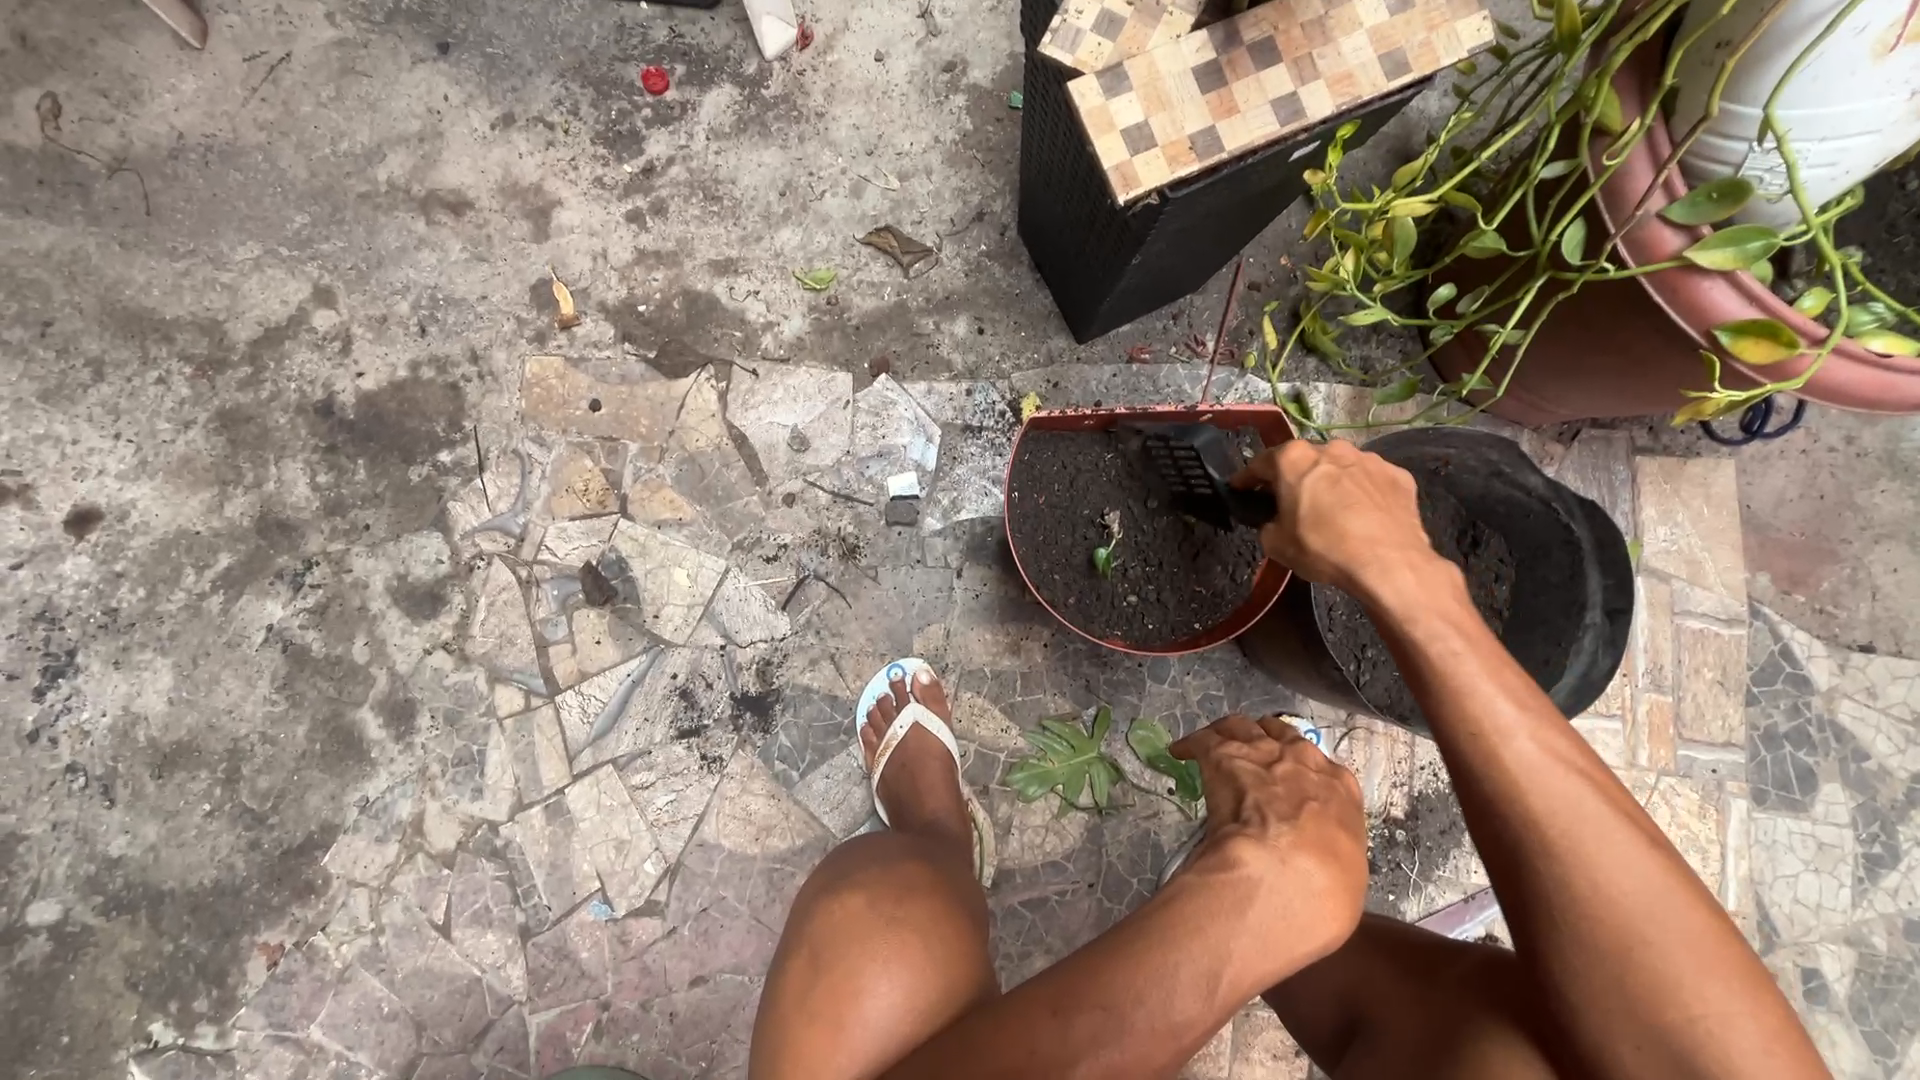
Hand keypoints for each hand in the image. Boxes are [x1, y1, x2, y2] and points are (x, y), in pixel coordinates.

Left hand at [1171, 714, 1367, 961]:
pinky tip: (1179, 752)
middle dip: (1265, 741)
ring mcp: (1261, 752)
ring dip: (1229, 734)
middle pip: (1280, 734)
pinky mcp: (1221, 755)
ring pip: (1242, 727)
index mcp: (1340, 789)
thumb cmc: (1326, 887)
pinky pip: (1202, 739)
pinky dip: (1191, 744)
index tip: (1288, 779)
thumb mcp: (1348, 873)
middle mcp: (1302, 759)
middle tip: (1249, 753)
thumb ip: (1333, 854)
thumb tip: (1316, 863)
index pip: (1321, 766)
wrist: (1286, 871)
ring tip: (1215, 743)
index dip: (1301, 770)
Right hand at [1233, 439, 1437, 598]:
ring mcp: (1368, 459)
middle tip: (1289, 504)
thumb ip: (1268, 525)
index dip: (1246, 479)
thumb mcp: (1275, 544)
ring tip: (1331, 512)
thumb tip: (1275, 523)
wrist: (1388, 563)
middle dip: (1293, 479)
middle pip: (1303, 461)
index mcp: (1293, 459)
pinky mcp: (1397, 475)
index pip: (1259, 464)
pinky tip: (1363, 517)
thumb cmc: (1323, 548)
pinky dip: (1362, 494)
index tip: (1240, 489)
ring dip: (1330, 484)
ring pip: (1339, 468)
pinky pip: (1370, 481)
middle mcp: (1331, 449)